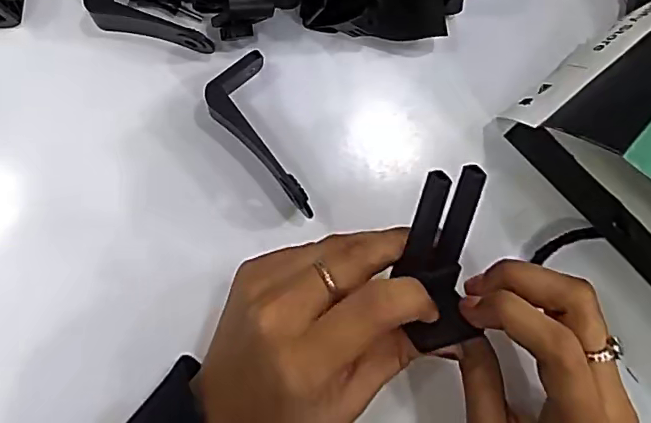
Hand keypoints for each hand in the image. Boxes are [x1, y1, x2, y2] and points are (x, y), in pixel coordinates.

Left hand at [194, 228, 440, 422]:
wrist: (221, 410)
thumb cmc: (280, 418)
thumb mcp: (344, 403)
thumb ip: (387, 355)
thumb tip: (424, 317)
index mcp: (304, 359)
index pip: (371, 304)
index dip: (410, 293)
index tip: (429, 298)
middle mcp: (278, 312)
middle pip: (347, 258)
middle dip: (390, 245)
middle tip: (418, 247)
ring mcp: (261, 283)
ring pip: (327, 244)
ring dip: (363, 244)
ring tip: (391, 252)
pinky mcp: (252, 267)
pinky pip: (303, 247)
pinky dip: (331, 251)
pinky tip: (347, 266)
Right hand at [452, 260, 636, 422]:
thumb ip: (481, 383)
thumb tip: (466, 333)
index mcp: (588, 419)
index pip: (557, 338)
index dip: (506, 308)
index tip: (471, 306)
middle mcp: (612, 398)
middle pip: (579, 302)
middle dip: (522, 278)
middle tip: (483, 286)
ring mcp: (615, 390)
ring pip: (583, 305)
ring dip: (531, 285)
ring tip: (492, 294)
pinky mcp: (607, 385)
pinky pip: (579, 322)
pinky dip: (540, 303)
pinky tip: (512, 311)